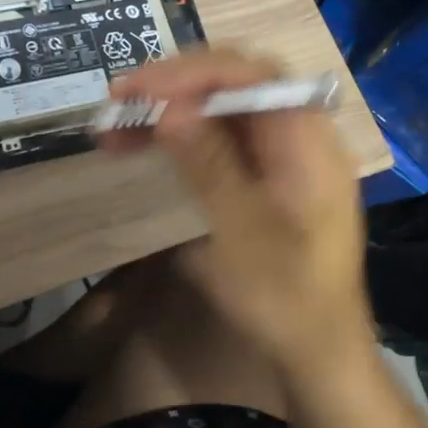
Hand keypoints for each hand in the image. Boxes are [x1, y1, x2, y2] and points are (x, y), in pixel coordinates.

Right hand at [100, 50, 374, 383]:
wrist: (314, 354)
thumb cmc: (284, 299)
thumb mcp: (241, 235)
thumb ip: (208, 165)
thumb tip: (170, 107)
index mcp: (308, 143)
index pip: (252, 76)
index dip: (194, 73)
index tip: (140, 90)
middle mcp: (296, 135)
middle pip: (233, 81)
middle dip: (173, 84)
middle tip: (119, 99)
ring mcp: (277, 152)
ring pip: (217, 105)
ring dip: (165, 107)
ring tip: (112, 125)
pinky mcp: (258, 171)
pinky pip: (213, 133)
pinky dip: (174, 132)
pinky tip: (135, 144)